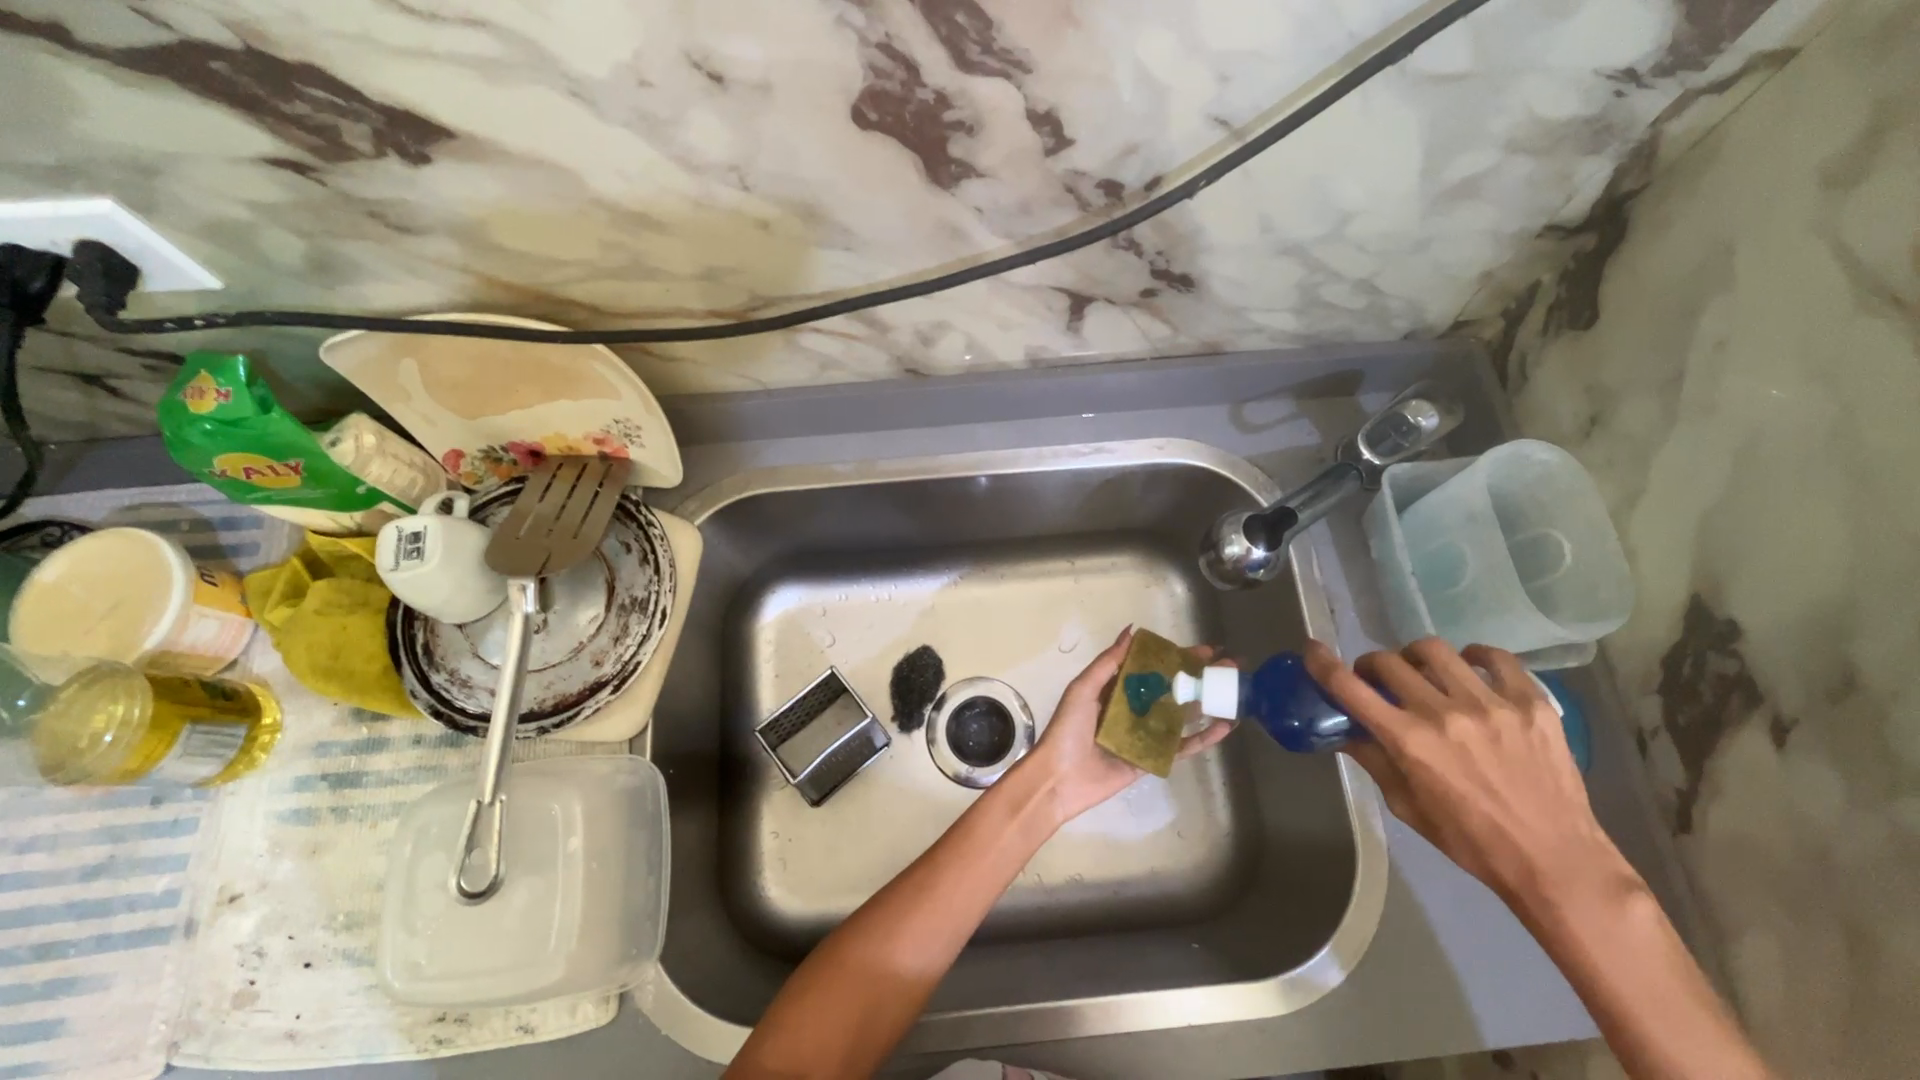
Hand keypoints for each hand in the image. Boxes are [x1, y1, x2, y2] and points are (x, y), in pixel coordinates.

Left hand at [1017, 626, 1235, 824]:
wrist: (1059, 778)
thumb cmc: (1067, 730)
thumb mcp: (1083, 689)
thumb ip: (1108, 663)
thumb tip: (1131, 631)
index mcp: (1115, 690)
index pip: (1151, 668)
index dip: (1176, 658)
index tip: (1203, 650)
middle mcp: (1133, 710)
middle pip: (1171, 689)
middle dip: (1198, 677)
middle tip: (1227, 666)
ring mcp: (1145, 735)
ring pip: (1181, 716)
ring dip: (1206, 703)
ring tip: (1232, 691)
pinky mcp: (1152, 759)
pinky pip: (1181, 747)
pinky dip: (1203, 738)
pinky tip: (1224, 726)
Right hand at [1305, 637, 1637, 911]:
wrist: (1554, 858)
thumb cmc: (1470, 841)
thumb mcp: (1407, 807)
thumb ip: (1375, 761)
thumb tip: (1349, 731)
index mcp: (1409, 742)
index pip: (1350, 688)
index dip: (1323, 664)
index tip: (1312, 649)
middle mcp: (1445, 713)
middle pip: (1389, 662)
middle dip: (1371, 666)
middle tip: (1376, 680)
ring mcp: (1491, 703)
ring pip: (1436, 651)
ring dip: (1415, 657)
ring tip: (1422, 672)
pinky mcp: (1531, 703)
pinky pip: (1495, 658)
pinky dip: (1473, 656)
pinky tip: (1469, 669)